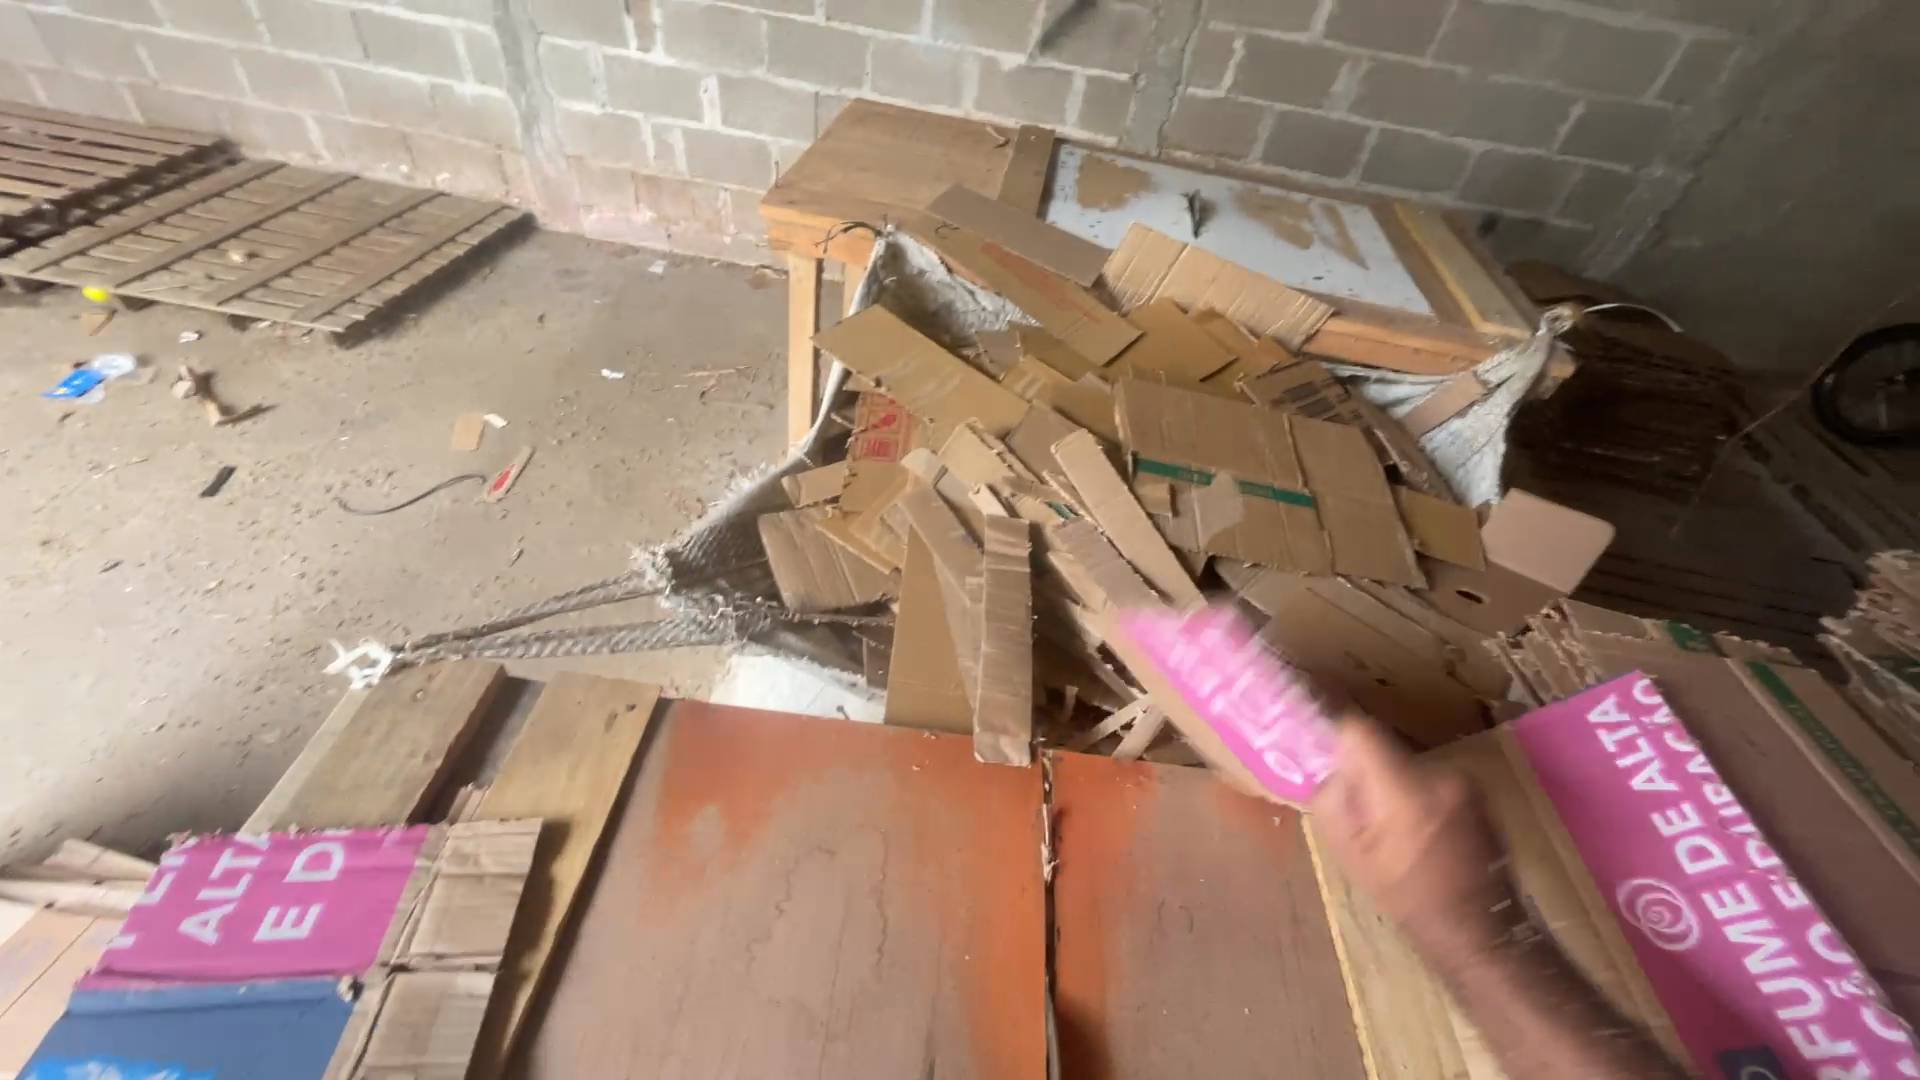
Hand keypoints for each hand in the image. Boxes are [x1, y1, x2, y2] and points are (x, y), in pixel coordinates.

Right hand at [1310, 720, 1517, 968]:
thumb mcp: (1348, 854)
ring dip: (1394, 784)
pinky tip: (1422, 833)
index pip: (1360, 729)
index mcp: (1403, 789)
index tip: (1330, 760)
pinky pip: (1432, 780)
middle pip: (1384, 748)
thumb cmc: (1406, 897)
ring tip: (1394, 826)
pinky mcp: (1482, 795)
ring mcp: (1466, 784)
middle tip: (1361, 808)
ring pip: (1408, 765)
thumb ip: (1331, 799)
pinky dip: (1420, 795)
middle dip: (1368, 771)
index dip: (1339, 740)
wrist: (1482, 933)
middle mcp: (1439, 776)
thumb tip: (1329, 767)